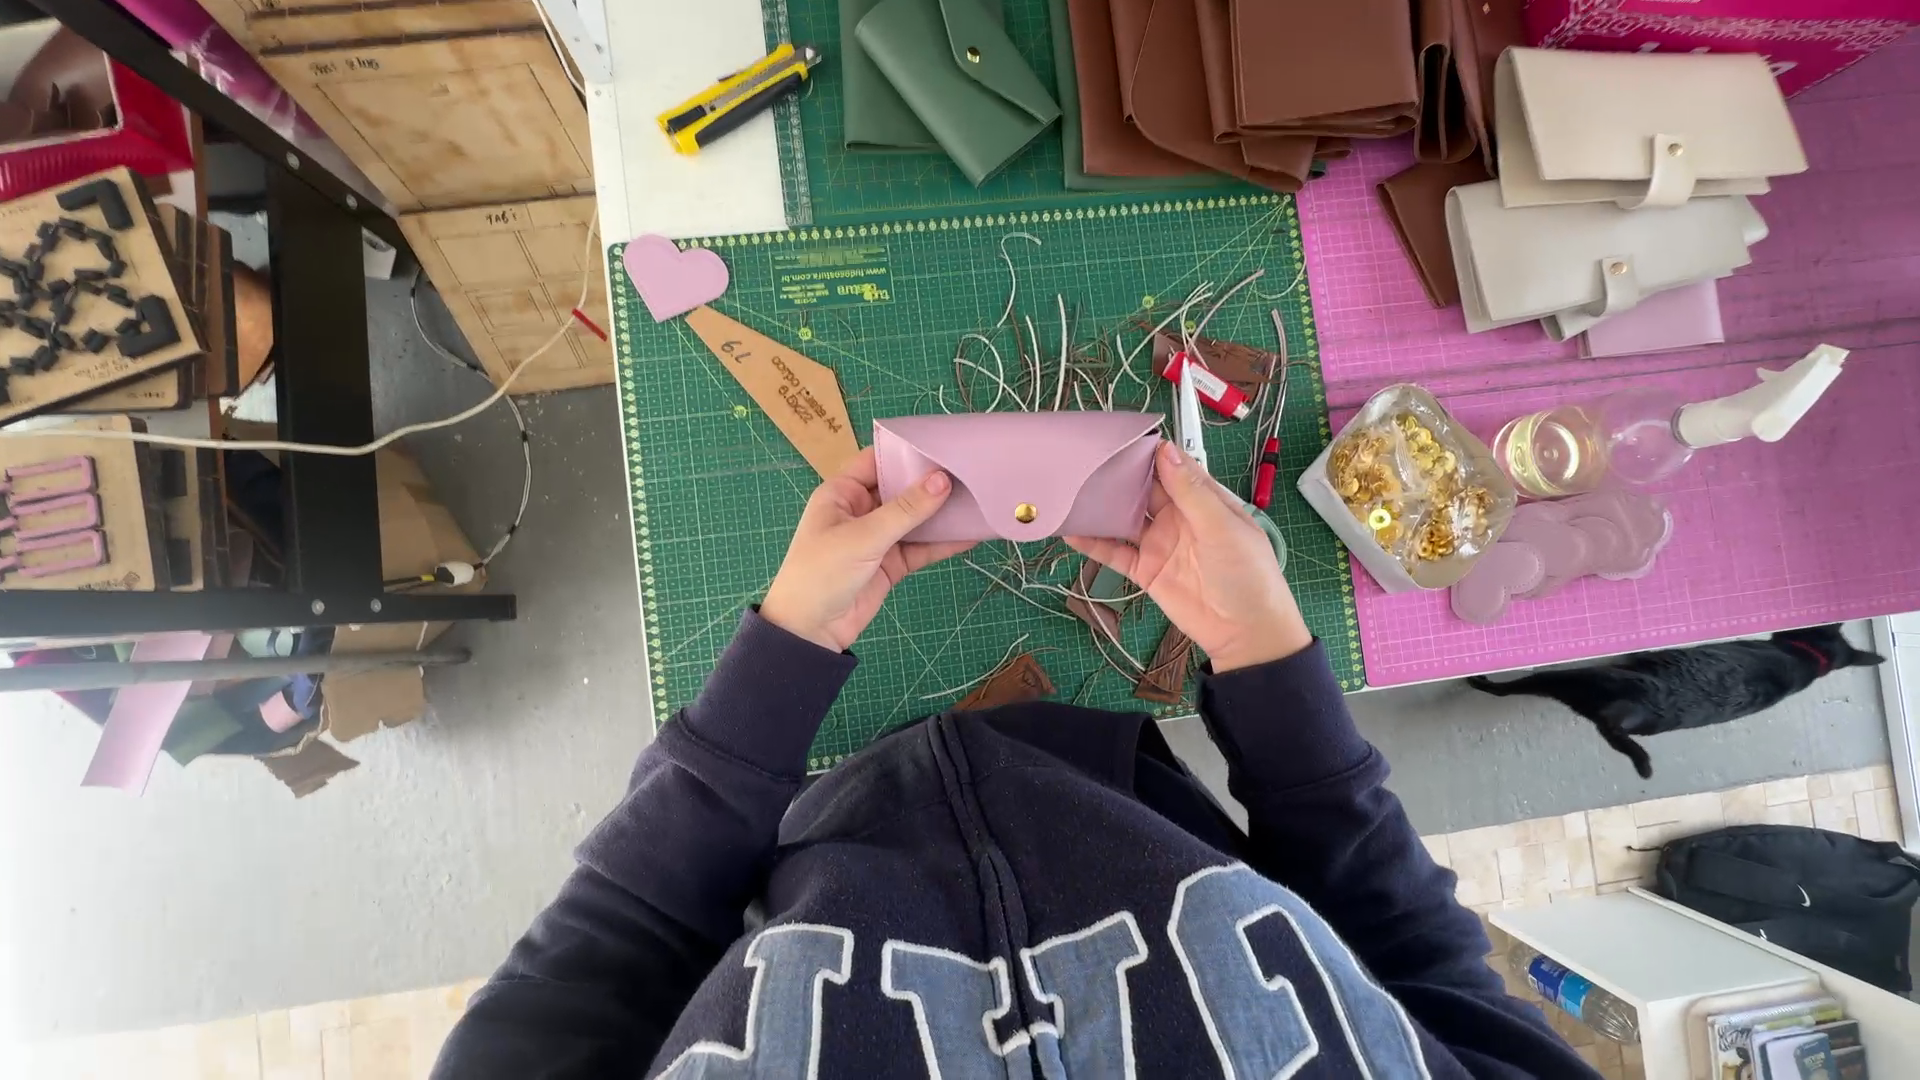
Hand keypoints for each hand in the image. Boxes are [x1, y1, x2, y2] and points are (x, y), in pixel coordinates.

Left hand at [760, 447, 975, 652]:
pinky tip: (970, 535)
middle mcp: (861, 510)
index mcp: (842, 493)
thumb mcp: (863, 537)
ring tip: (978, 500)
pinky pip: (921, 547)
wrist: (810, 632)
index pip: (877, 460)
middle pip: (902, 489)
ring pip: (915, 520)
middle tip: (971, 470)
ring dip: (942, 514)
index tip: (943, 444)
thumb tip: (942, 480)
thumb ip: (906, 510)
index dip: (906, 451)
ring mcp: (877, 538)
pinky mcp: (891, 564)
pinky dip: (943, 543)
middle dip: (932, 483)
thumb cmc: (822, 574)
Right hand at [1067, 440, 1311, 672]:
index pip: (1171, 467)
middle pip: (1142, 490)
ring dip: (1101, 508)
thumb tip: (1165, 451)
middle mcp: (1178, 517)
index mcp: (1203, 500)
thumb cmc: (1248, 575)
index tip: (1118, 438)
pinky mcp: (1146, 570)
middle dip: (1117, 476)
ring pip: (1124, 519)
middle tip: (1084, 461)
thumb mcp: (1222, 527)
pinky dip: (1093, 543)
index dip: (1148, 453)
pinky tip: (1072, 532)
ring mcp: (1160, 543)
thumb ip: (1191, 491)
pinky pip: (1115, 552)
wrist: (1245, 633)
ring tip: (1070, 492)